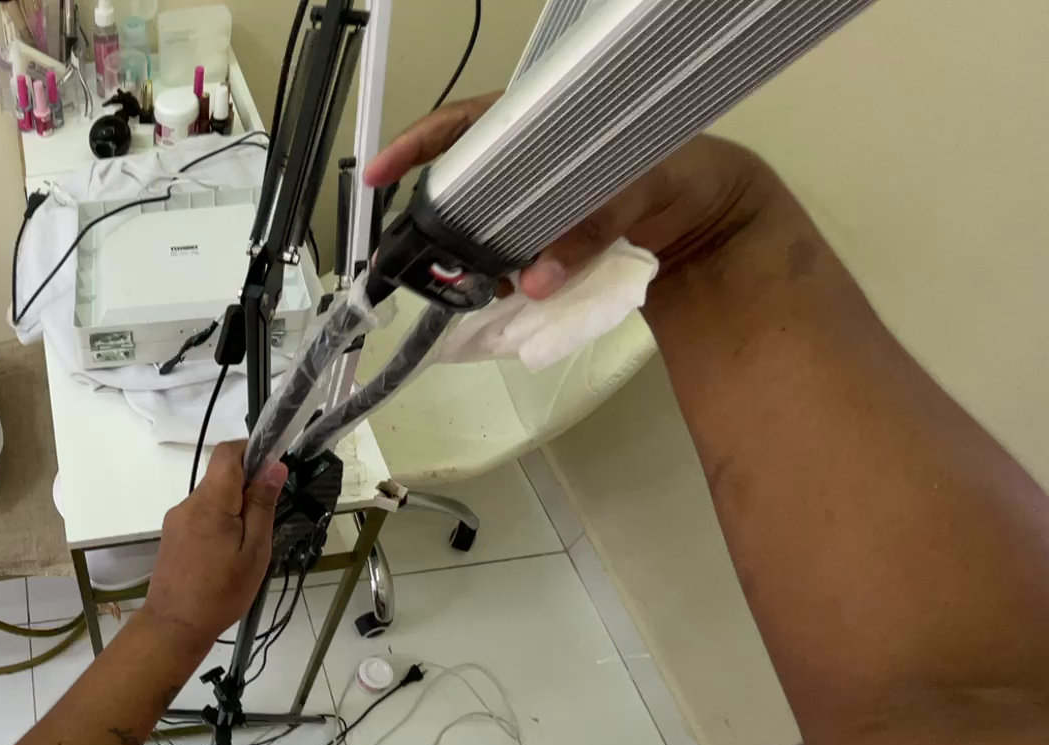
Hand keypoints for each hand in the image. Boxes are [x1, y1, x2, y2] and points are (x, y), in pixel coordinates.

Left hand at [141, 441, 286, 646]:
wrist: (175, 625)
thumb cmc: (221, 592)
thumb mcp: (254, 551)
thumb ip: (262, 506)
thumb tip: (274, 466)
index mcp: (210, 503)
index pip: (227, 453)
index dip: (252, 451)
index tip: (273, 470)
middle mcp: (188, 503)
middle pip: (220, 475)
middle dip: (247, 485)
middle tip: (268, 515)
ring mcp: (176, 519)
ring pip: (212, 496)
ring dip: (234, 506)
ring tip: (249, 540)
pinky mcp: (173, 533)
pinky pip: (201, 513)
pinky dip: (220, 520)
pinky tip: (230, 550)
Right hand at [365, 92, 778, 299]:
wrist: (698, 216)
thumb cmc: (675, 176)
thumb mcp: (639, 192)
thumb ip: (589, 233)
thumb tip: (536, 281)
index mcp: (541, 124)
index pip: (463, 126)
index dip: (414, 145)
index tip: (377, 172)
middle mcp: (521, 162)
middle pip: (454, 181)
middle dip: (427, 218)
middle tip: (404, 251)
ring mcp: (520, 201)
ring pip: (468, 225)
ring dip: (457, 255)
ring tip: (458, 279)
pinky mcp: (528, 235)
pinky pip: (492, 255)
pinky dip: (487, 276)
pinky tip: (492, 289)